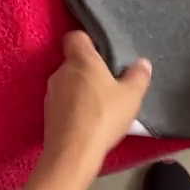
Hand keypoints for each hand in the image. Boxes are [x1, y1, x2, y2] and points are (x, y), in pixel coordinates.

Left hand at [43, 32, 151, 175]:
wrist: (73, 153)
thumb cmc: (104, 117)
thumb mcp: (131, 96)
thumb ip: (138, 76)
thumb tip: (142, 63)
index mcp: (80, 60)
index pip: (76, 36)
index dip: (88, 41)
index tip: (102, 53)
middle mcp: (61, 72)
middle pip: (74, 62)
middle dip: (88, 70)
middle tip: (108, 83)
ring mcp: (51, 94)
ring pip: (67, 84)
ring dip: (80, 90)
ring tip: (99, 106)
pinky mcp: (47, 114)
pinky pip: (62, 103)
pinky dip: (73, 108)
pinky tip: (87, 121)